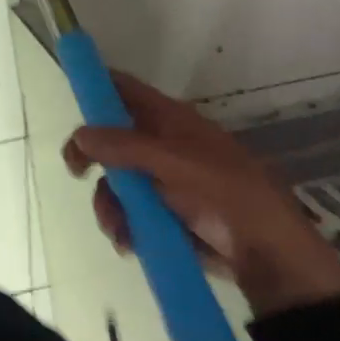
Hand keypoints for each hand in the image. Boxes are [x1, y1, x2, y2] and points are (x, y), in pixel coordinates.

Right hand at [62, 71, 339, 317]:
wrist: (269, 255)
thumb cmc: (227, 193)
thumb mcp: (175, 164)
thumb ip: (125, 147)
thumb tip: (80, 134)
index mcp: (171, 121)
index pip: (125, 89)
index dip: (97, 85)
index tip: (69, 94)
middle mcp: (162, 145)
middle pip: (110, 138)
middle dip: (91, 156)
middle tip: (76, 171)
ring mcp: (162, 182)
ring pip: (115, 181)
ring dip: (108, 204)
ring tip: (118, 229)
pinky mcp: (164, 216)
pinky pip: (128, 213)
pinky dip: (122, 226)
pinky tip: (129, 242)